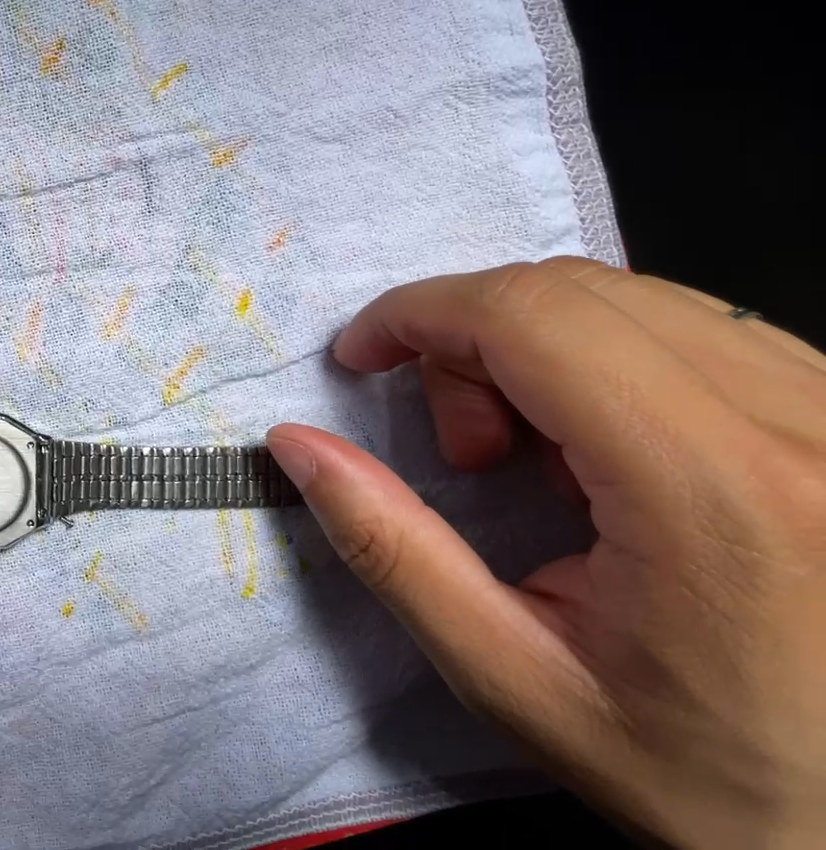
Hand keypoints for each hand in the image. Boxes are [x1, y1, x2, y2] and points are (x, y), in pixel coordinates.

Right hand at [266, 258, 825, 847]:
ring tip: (530, 457)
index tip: (358, 358)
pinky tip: (604, 450)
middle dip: (466, 341)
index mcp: (715, 488)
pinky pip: (698, 329)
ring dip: (534, 350)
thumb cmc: (714, 777)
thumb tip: (296, 446)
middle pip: (571, 292)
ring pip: (633, 299)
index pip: (530, 315)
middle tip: (458, 447)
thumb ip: (390, 550)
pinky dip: (603, 361)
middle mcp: (810, 423)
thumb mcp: (512, 679)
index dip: (416, 314)